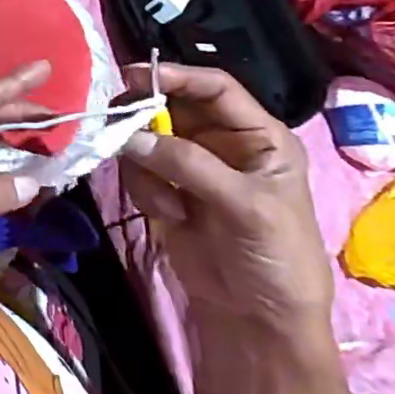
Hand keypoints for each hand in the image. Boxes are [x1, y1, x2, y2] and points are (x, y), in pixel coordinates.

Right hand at [119, 63, 331, 331]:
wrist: (257, 318)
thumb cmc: (275, 255)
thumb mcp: (246, 206)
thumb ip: (190, 165)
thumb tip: (131, 136)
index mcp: (256, 135)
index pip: (215, 88)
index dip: (178, 76)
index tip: (135, 75)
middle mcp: (219, 142)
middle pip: (171, 107)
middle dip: (145, 117)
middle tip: (119, 127)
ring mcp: (189, 166)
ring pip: (146, 139)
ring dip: (145, 165)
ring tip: (166, 202)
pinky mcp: (164, 190)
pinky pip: (137, 170)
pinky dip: (143, 189)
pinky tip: (167, 215)